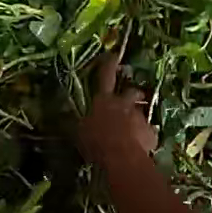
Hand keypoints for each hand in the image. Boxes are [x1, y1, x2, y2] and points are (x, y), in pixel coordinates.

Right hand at [79, 52, 158, 168]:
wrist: (122, 158)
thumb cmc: (96, 142)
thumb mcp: (78, 132)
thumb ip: (73, 121)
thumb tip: (61, 111)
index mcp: (104, 100)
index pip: (105, 76)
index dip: (108, 64)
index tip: (112, 54)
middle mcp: (124, 104)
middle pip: (131, 92)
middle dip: (132, 92)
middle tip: (132, 96)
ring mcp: (139, 118)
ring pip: (140, 113)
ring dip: (136, 118)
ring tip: (133, 130)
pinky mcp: (150, 133)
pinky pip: (148, 133)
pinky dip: (145, 137)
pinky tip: (141, 147)